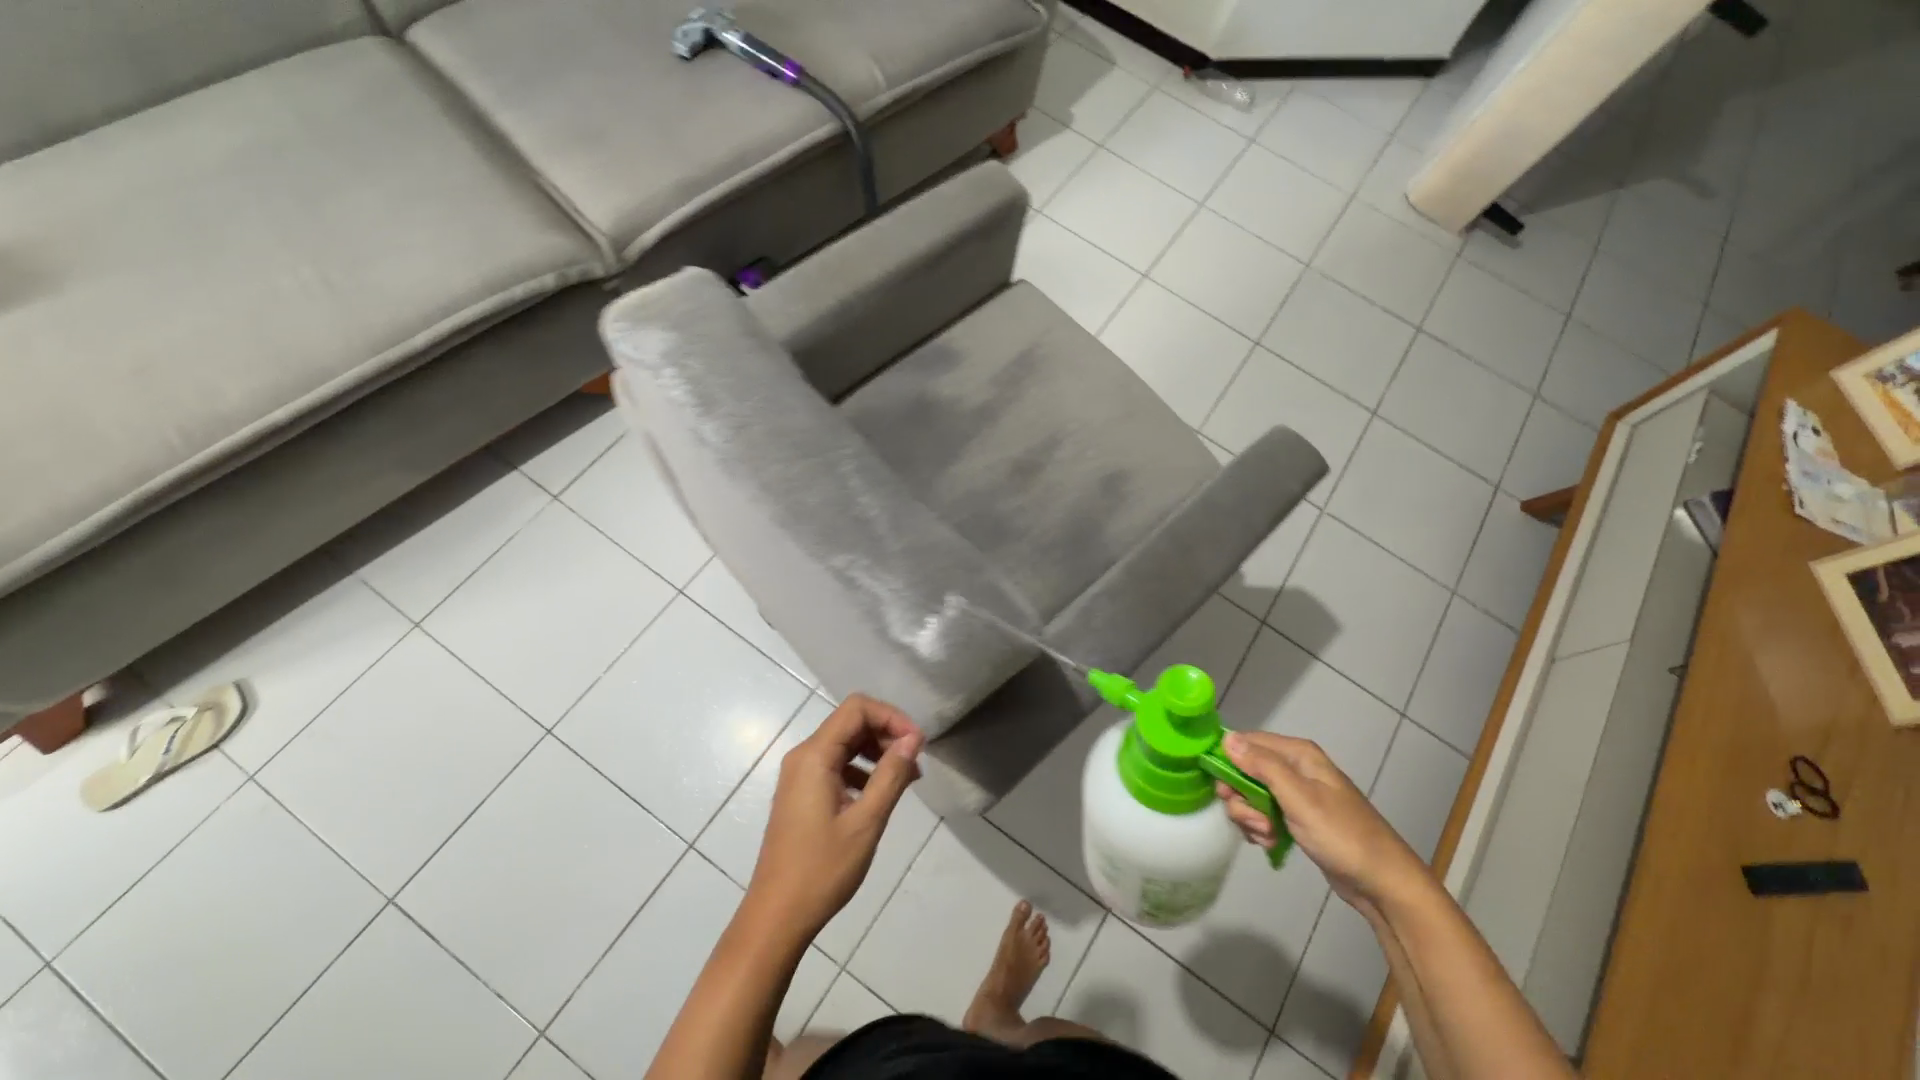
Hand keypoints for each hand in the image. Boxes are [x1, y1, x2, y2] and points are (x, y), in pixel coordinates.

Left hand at [747, 694, 924, 934]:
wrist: (777, 914)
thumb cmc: (822, 869)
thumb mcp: (866, 821)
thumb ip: (891, 776)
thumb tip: (913, 740)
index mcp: (814, 756)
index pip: (857, 709)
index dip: (892, 717)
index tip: (918, 745)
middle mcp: (803, 757)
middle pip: (850, 723)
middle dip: (887, 734)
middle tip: (915, 763)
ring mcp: (799, 776)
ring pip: (844, 744)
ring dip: (877, 752)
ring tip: (906, 780)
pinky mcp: (801, 794)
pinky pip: (836, 766)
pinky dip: (862, 770)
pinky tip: (880, 795)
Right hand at [1216, 732, 1425, 908]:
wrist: (1379, 880)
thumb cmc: (1341, 834)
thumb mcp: (1299, 797)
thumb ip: (1263, 766)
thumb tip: (1227, 739)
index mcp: (1298, 754)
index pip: (1247, 742)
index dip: (1229, 762)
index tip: (1223, 789)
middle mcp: (1294, 768)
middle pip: (1244, 771)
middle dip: (1240, 798)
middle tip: (1255, 820)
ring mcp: (1295, 794)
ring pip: (1250, 796)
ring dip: (1250, 818)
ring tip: (1267, 835)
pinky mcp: (1295, 818)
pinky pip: (1262, 815)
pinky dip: (1260, 830)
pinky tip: (1270, 842)